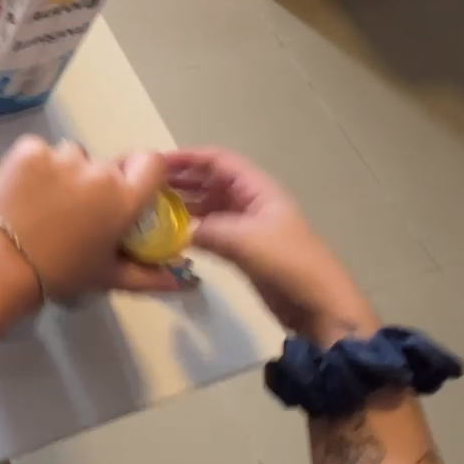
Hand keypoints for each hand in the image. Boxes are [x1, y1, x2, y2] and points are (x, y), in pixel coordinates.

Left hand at [0, 136, 181, 307]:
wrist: (0, 264)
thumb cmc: (59, 273)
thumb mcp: (108, 277)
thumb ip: (150, 275)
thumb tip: (185, 279)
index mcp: (124, 199)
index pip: (152, 163)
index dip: (140, 172)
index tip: (124, 188)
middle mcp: (98, 172)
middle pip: (105, 165)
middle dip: (94, 183)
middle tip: (73, 212)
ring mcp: (61, 157)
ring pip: (71, 156)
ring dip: (64, 171)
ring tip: (44, 202)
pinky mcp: (28, 150)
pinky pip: (40, 151)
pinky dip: (34, 165)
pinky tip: (24, 190)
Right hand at [163, 147, 376, 342]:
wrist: (318, 305)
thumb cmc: (287, 262)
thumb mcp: (242, 240)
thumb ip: (204, 229)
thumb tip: (172, 231)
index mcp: (257, 189)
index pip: (218, 161)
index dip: (188, 158)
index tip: (156, 163)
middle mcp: (250, 201)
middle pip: (210, 181)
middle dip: (180, 180)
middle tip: (145, 186)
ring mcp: (246, 225)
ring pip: (207, 206)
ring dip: (181, 205)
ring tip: (150, 209)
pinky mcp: (241, 248)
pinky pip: (209, 230)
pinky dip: (189, 229)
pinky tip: (168, 234)